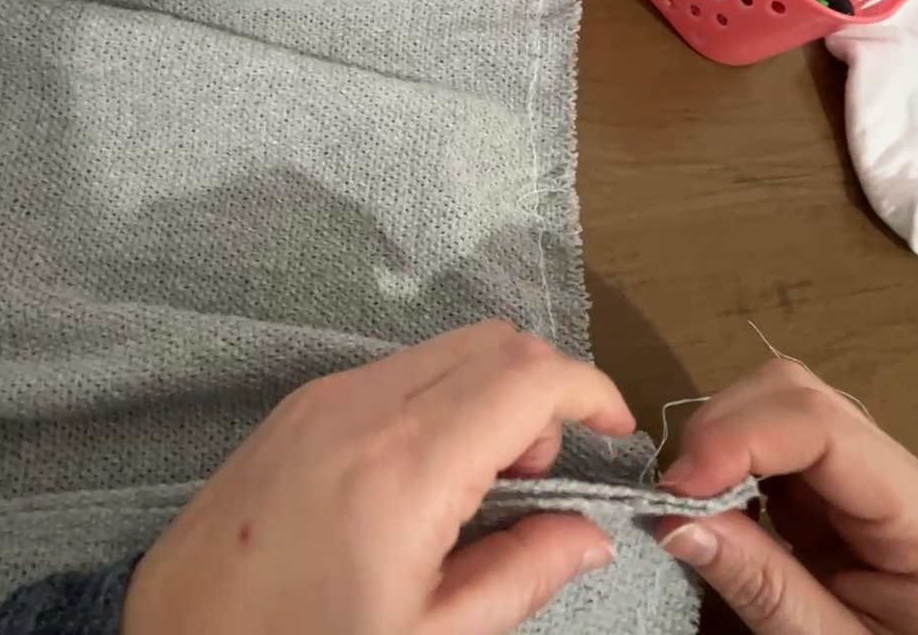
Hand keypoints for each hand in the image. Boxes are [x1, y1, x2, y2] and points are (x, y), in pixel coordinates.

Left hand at [123, 321, 637, 634]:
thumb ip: (522, 575)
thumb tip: (589, 533)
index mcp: (405, 466)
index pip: (527, 376)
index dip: (589, 388)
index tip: (616, 428)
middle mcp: (365, 403)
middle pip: (493, 342)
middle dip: (544, 389)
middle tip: (542, 473)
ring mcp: (326, 392)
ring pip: (448, 348)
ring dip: (491, 389)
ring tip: (481, 477)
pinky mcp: (301, 399)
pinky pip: (399, 368)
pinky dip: (442, 393)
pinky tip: (426, 465)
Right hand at [654, 360, 917, 634]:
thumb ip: (764, 588)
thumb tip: (670, 519)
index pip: (824, 428)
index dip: (740, 438)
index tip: (677, 489)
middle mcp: (904, 482)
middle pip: (799, 397)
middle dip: (723, 429)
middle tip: (676, 496)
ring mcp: (869, 485)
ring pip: (779, 407)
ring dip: (721, 441)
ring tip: (692, 503)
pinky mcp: (838, 499)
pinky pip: (772, 450)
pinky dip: (729, 464)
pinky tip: (718, 508)